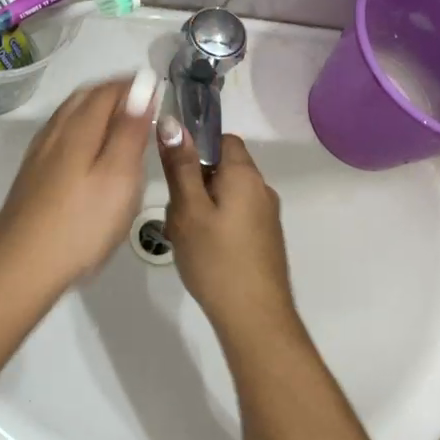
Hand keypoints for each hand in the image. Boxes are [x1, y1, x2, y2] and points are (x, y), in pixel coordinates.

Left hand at [0, 71, 159, 293]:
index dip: (134, 85)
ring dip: (98, 111)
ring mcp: (39, 155)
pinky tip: (93, 156)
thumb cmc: (80, 223)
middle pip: (85, 98)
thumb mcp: (118, 176)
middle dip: (115, 94)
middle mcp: (54, 133)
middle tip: (145, 106)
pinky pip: (62, 137)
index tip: (159, 90)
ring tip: (124, 127)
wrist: (22, 266)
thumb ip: (131, 130)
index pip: (107, 90)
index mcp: (78, 128)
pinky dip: (83, 131)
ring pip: (70, 117)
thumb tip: (143, 86)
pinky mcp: (33, 177)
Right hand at [157, 117, 294, 332]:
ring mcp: (266, 217)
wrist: (254, 317)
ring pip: (225, 197)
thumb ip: (181, 166)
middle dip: (194, 184)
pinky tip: (200, 253)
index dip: (197, 148)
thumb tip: (173, 122)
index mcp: (245, 176)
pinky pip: (234, 219)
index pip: (223, 140)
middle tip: (175, 214)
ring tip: (183, 238)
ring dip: (201, 209)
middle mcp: (262, 190)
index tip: (174, 173)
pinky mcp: (264, 240)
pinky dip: (215, 227)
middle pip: (222, 170)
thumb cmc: (216, 259)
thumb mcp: (188, 210)